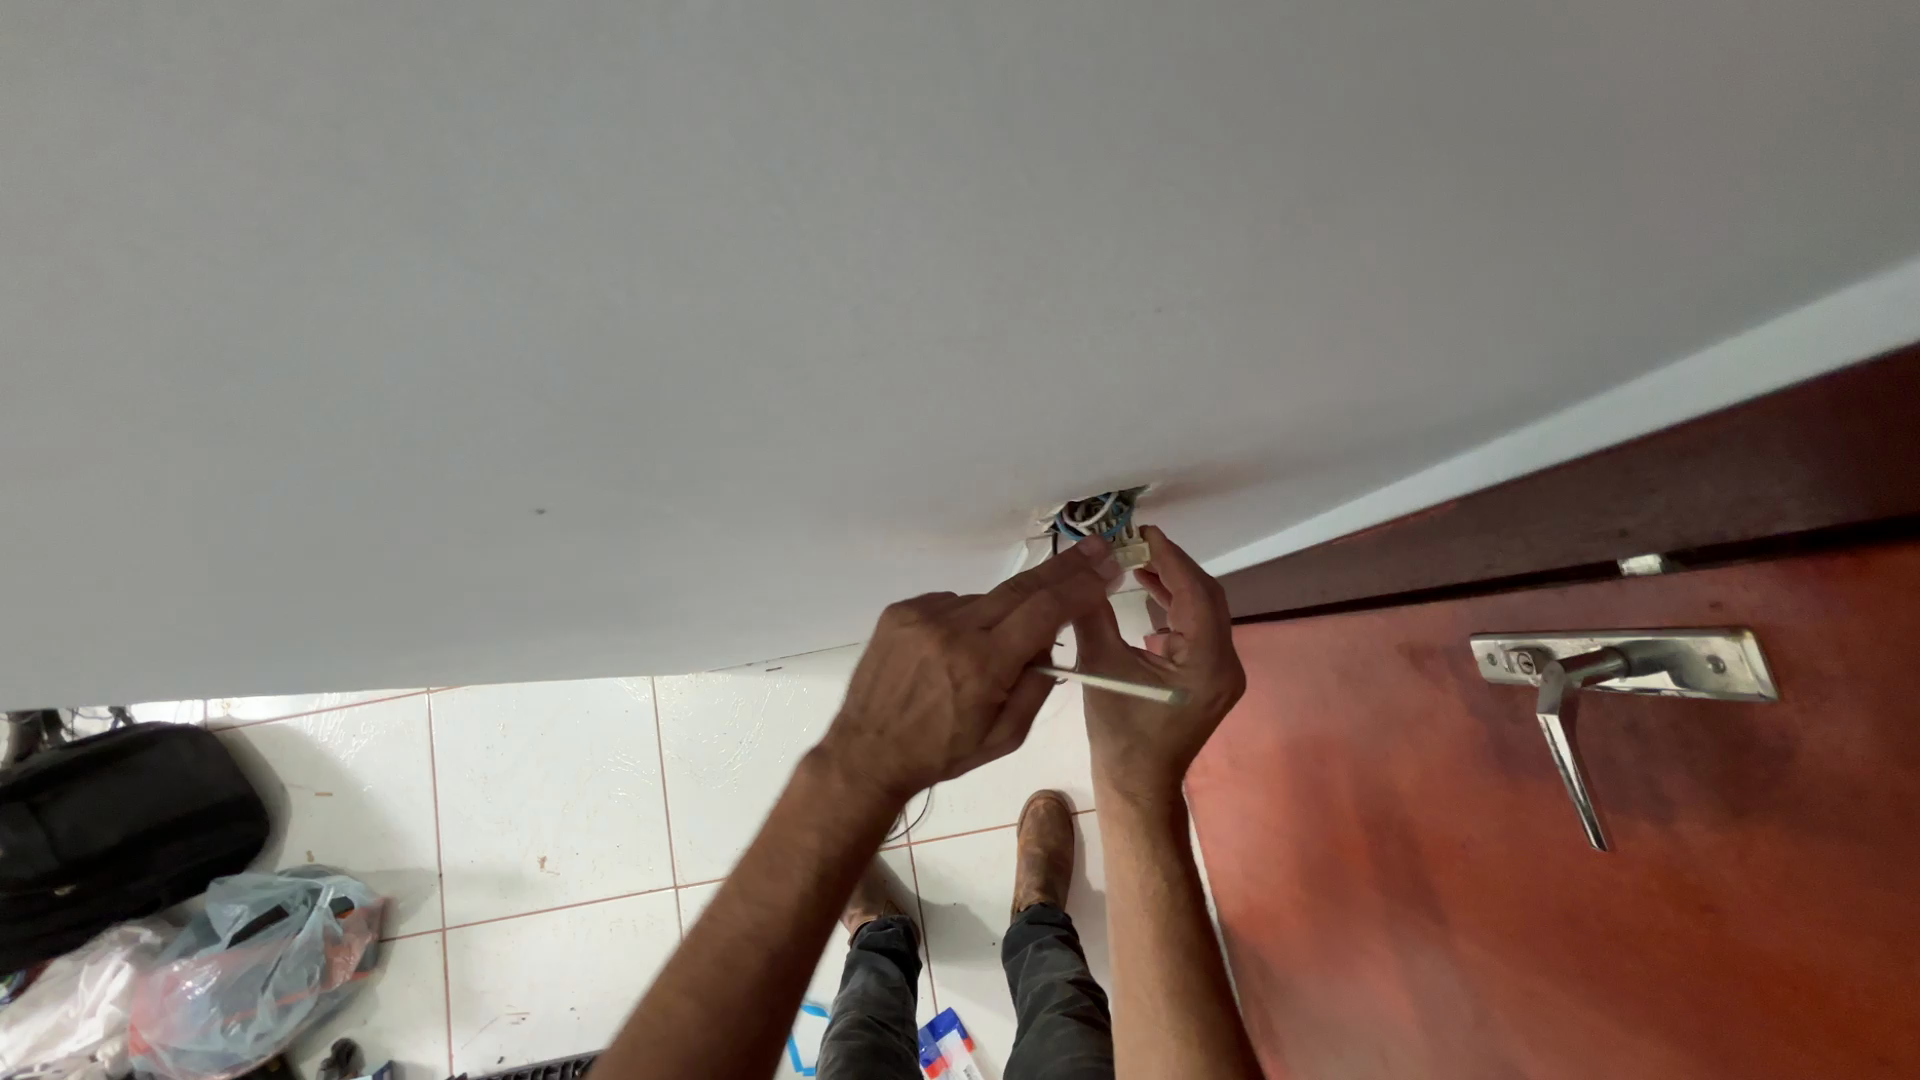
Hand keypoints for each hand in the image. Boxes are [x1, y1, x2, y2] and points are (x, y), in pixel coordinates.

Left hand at [820, 536, 1124, 802]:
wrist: (867, 752)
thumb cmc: (943, 753)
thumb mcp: (1006, 737)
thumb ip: (1037, 683)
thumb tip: (1052, 635)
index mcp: (983, 666)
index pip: (1045, 611)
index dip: (1081, 586)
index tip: (1107, 568)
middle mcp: (953, 630)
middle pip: (1022, 587)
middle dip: (1064, 567)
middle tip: (1096, 547)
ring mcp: (923, 615)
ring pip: (985, 601)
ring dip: (1001, 616)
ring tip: (985, 654)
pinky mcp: (900, 611)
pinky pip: (951, 605)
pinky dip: (965, 621)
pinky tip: (952, 651)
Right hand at [1071, 526, 1245, 803]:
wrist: (1137, 784)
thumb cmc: (1119, 732)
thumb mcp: (1101, 666)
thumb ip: (1093, 613)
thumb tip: (1084, 570)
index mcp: (1206, 661)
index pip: (1195, 592)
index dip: (1170, 558)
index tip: (1144, 532)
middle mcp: (1226, 664)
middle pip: (1207, 598)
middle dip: (1173, 567)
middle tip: (1137, 545)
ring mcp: (1222, 674)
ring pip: (1204, 614)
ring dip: (1173, 587)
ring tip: (1137, 566)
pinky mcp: (1210, 680)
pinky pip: (1198, 633)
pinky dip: (1175, 612)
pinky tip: (1147, 602)